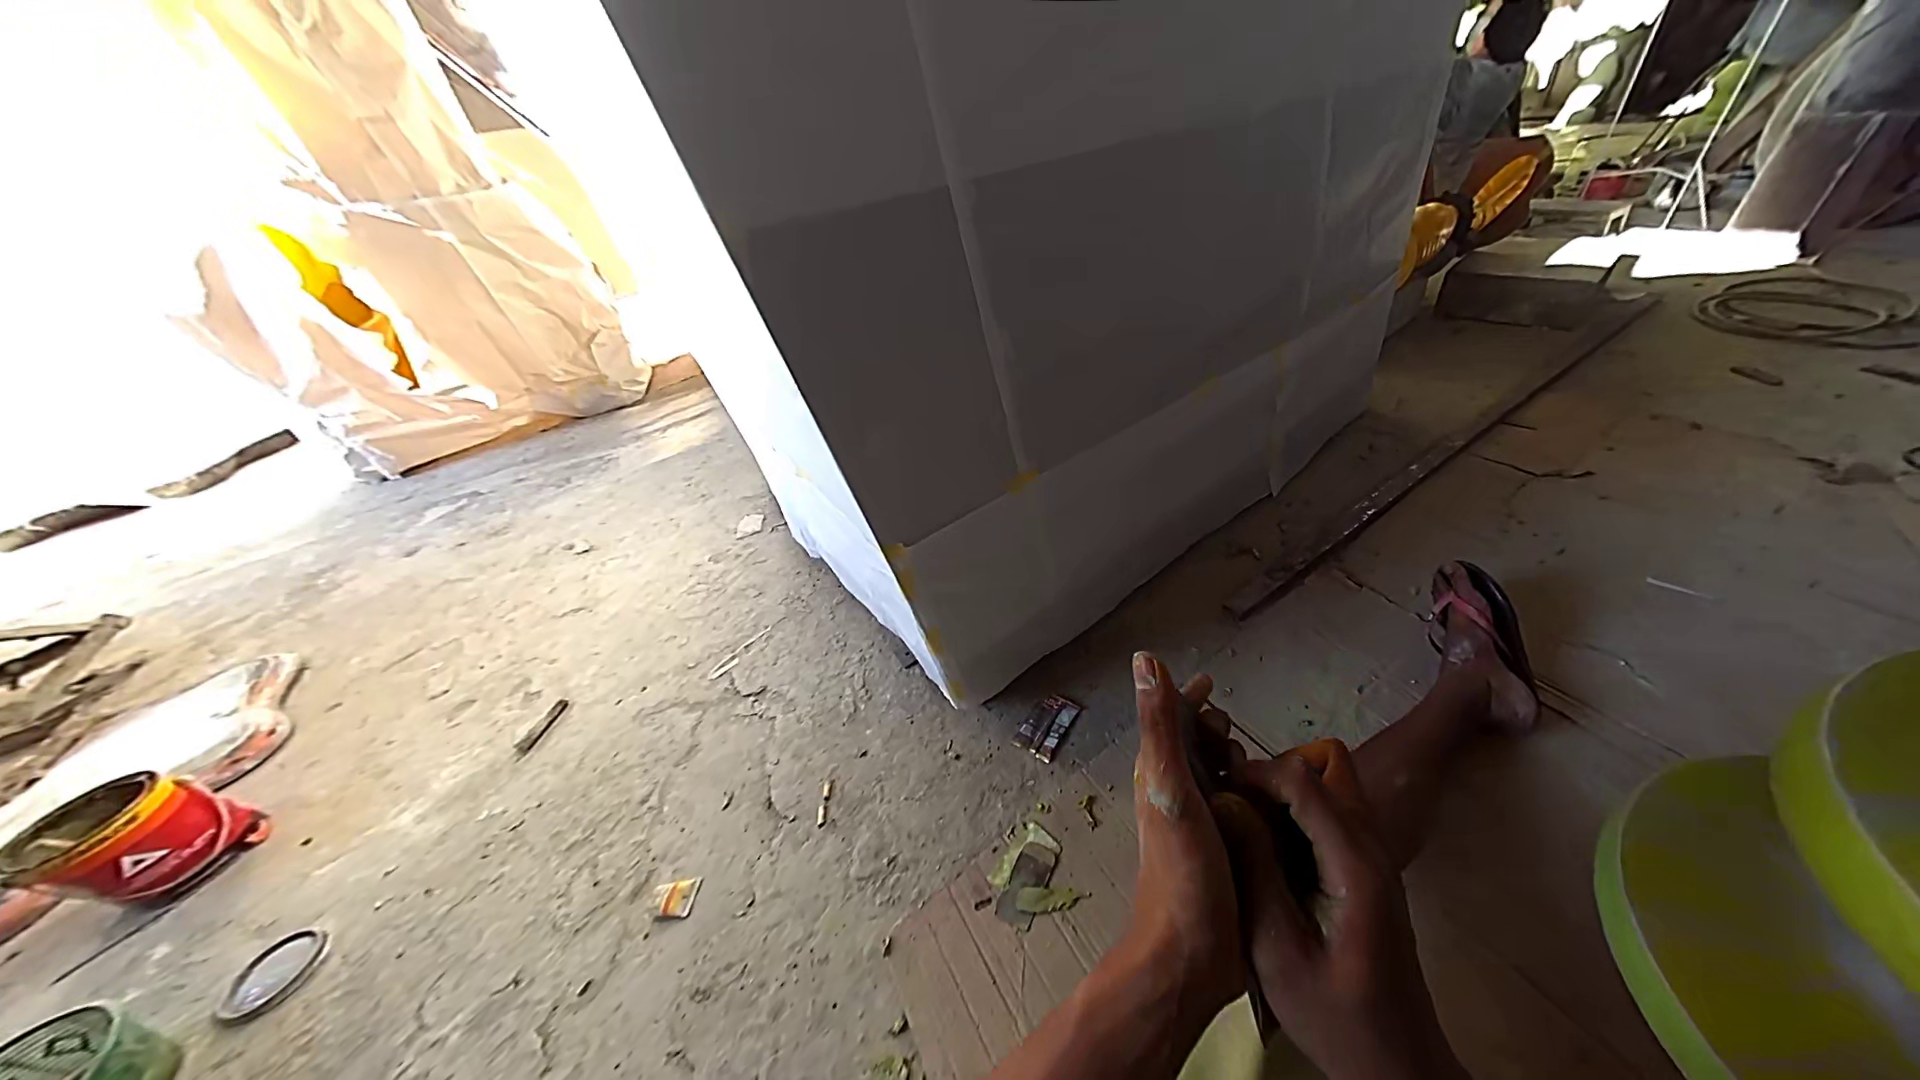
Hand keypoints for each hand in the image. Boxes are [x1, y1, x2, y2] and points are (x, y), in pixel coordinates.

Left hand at [1122, 651, 1246, 1025]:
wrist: (1191, 952)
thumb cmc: (1181, 867)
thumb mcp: (1169, 786)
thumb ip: (1158, 724)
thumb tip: (1143, 659)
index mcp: (1158, 773)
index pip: (1169, 722)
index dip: (1185, 699)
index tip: (1209, 684)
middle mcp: (1172, 792)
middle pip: (1190, 746)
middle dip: (1208, 727)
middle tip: (1229, 721)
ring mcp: (1194, 823)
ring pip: (1211, 775)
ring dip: (1227, 758)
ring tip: (1248, 754)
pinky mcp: (1219, 849)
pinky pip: (1231, 805)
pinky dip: (1245, 791)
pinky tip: (1267, 799)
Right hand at [1215, 751, 1466, 1079]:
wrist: (1396, 1065)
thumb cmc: (1334, 1015)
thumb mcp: (1277, 950)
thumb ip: (1253, 868)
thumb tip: (1225, 802)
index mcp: (1354, 864)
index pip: (1303, 778)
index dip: (1254, 773)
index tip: (1217, 794)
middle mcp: (1372, 846)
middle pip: (1327, 763)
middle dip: (1274, 771)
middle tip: (1236, 805)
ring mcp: (1374, 854)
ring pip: (1331, 780)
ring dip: (1286, 786)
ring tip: (1246, 820)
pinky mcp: (1365, 866)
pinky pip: (1329, 808)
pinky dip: (1295, 807)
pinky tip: (1266, 844)